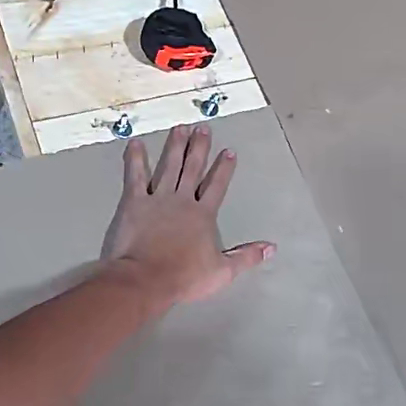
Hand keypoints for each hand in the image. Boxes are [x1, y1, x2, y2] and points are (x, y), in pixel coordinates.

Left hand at [101, 124, 275, 305]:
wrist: (147, 278)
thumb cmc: (185, 277)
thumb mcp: (222, 271)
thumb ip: (246, 256)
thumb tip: (271, 248)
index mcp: (203, 215)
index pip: (217, 186)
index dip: (223, 169)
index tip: (229, 151)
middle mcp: (183, 200)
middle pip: (193, 169)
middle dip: (199, 147)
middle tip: (202, 128)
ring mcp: (158, 198)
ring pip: (168, 166)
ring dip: (175, 146)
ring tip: (180, 128)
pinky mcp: (135, 202)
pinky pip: (135, 175)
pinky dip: (135, 158)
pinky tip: (135, 143)